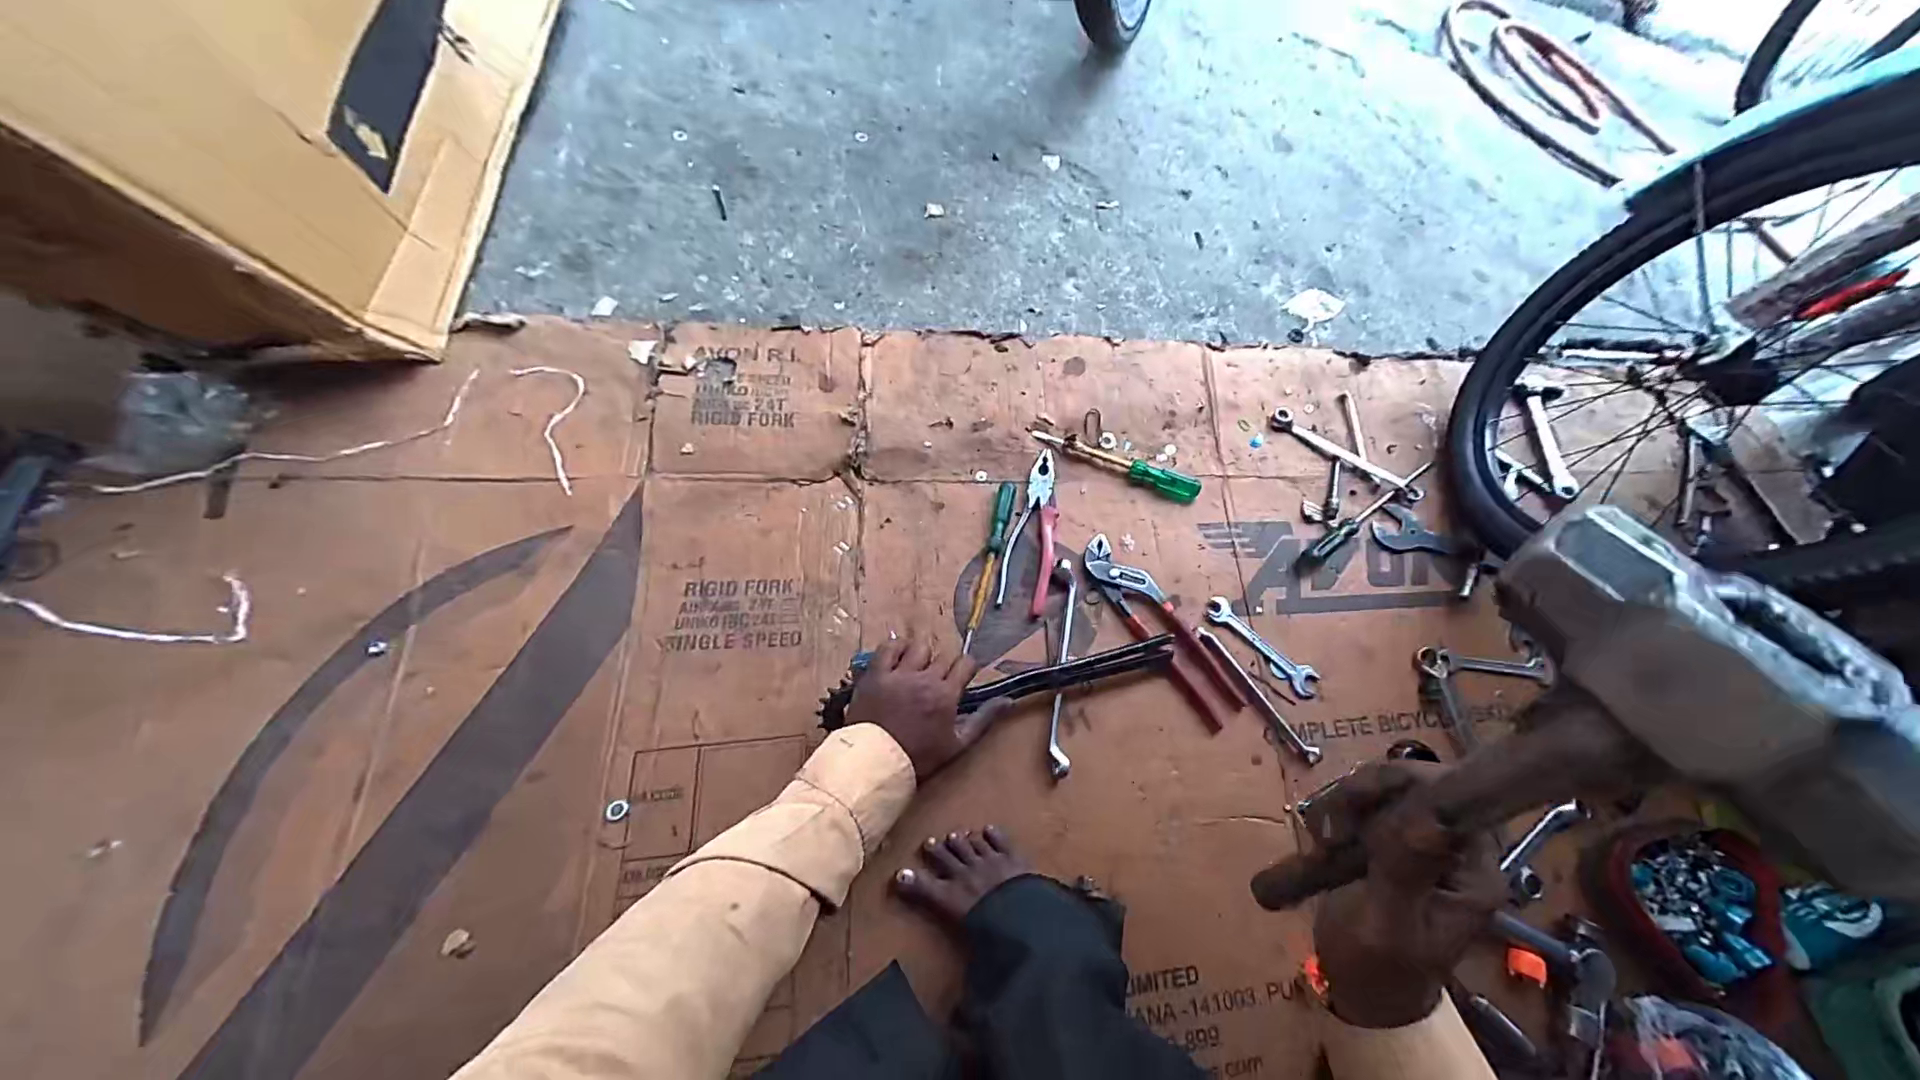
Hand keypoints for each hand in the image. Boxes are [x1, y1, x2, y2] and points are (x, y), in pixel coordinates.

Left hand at [845, 632, 1008, 779]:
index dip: (966, 667)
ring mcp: (899, 674)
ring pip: (918, 647)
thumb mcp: (958, 745)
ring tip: (918, 668)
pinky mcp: (876, 674)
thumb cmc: (919, 758)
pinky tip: (898, 656)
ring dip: (922, 655)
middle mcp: (925, 678)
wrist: (876, 763)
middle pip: (943, 656)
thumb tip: (1008, 701)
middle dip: (944, 666)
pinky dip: (896, 648)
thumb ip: (983, 720)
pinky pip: (888, 648)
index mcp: (946, 694)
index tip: (962, 676)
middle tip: (938, 681)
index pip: (965, 663)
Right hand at [1310, 763, 1504, 1027]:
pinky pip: (1362, 802)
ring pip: (1382, 786)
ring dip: (1342, 804)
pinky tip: (1321, 843)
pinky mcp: (1387, 839)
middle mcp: (1453, 848)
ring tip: (1321, 844)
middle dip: (1363, 793)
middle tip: (1328, 828)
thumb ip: (1405, 872)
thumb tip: (1428, 819)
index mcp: (1473, 870)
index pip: (1455, 796)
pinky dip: (1335, 813)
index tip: (1355, 800)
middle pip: (1413, 781)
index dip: (1407, 782)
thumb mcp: (1386, 925)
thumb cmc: (1376, 968)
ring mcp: (1418, 840)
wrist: (1358, 990)